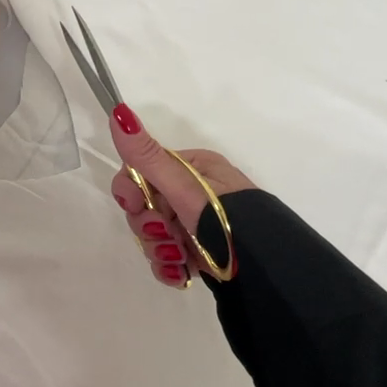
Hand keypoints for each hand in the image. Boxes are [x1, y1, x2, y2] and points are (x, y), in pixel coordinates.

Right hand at [107, 106, 255, 286]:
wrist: (269, 275)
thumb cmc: (227, 222)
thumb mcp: (184, 188)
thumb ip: (147, 155)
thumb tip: (118, 111)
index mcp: (193, 168)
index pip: (141, 171)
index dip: (130, 190)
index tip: (132, 206)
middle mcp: (193, 193)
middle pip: (144, 205)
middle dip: (148, 226)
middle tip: (164, 236)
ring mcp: (196, 225)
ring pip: (153, 233)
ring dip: (158, 249)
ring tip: (178, 259)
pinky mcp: (200, 253)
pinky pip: (168, 257)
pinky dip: (169, 267)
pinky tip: (180, 273)